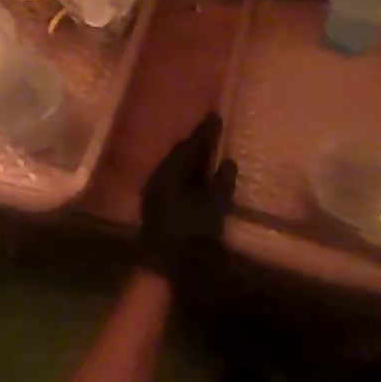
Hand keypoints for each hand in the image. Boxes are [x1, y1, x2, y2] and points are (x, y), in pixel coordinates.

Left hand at [139, 114, 237, 278]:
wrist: (165, 265)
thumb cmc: (191, 235)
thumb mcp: (213, 207)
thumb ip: (221, 181)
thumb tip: (228, 161)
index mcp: (169, 173)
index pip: (188, 145)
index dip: (204, 131)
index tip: (216, 116)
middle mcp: (156, 177)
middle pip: (177, 153)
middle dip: (195, 141)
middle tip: (211, 130)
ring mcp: (152, 191)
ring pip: (172, 166)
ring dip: (188, 156)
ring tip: (206, 149)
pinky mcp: (153, 204)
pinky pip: (170, 178)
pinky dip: (184, 171)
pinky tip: (194, 175)